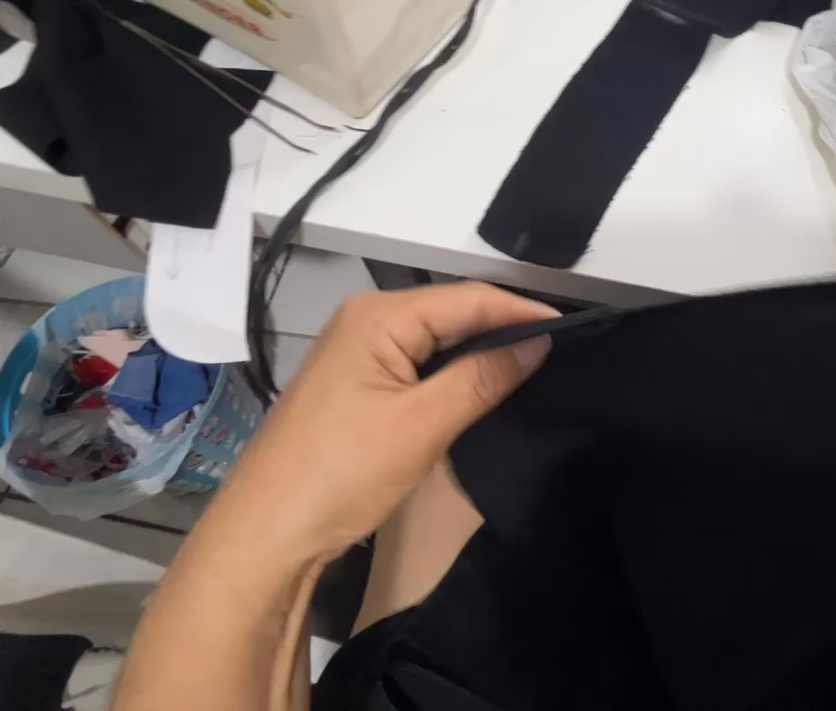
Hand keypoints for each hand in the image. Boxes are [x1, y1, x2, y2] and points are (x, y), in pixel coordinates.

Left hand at [209, 282, 557, 563]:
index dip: (520, 309)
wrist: (266, 536)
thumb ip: (484, 377)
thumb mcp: (423, 425)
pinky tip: (484, 376)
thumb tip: (539, 342)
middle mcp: (367, 318)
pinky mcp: (359, 377)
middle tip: (557, 343)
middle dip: (503, 323)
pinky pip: (420, 357)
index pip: (466, 299)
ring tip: (533, 356)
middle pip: (451, 310)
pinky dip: (455, 365)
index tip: (569, 325)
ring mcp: (359, 348)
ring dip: (481, 345)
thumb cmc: (342, 474)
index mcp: (378, 316)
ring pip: (437, 334)